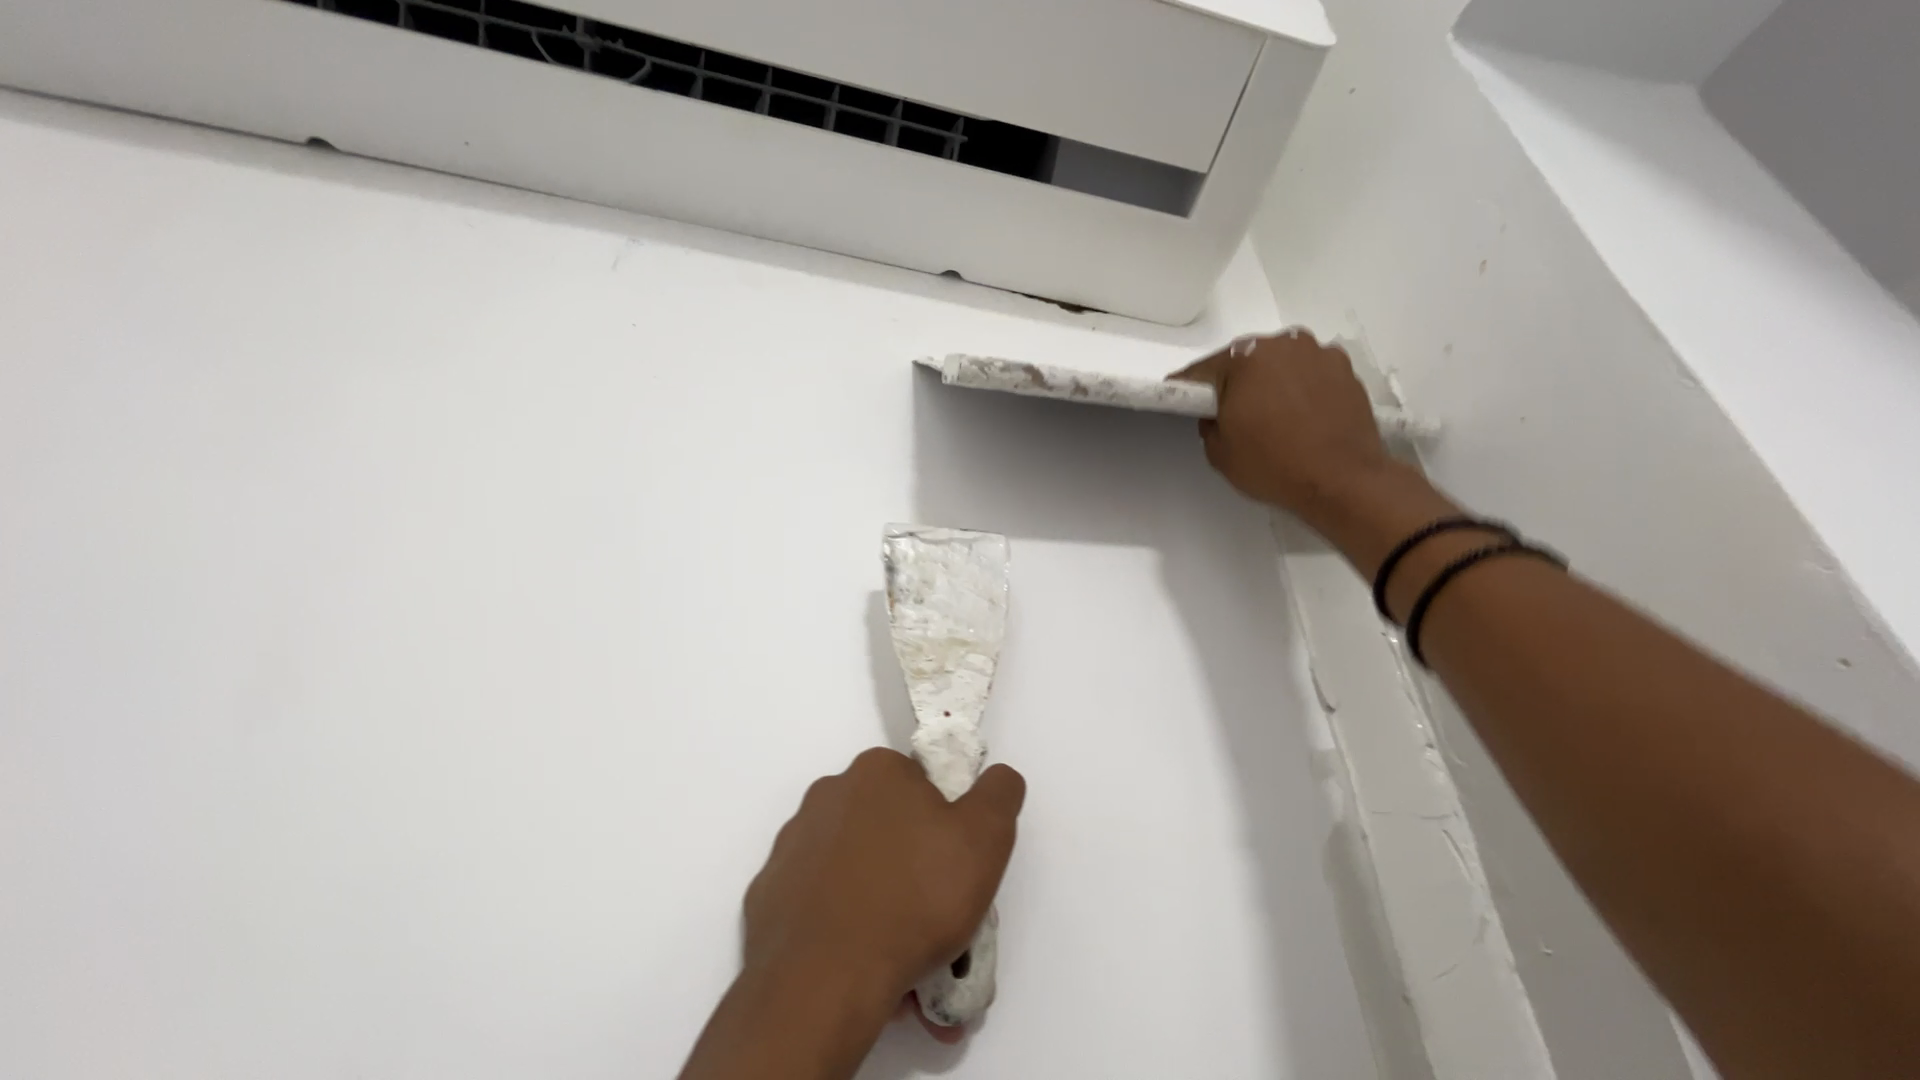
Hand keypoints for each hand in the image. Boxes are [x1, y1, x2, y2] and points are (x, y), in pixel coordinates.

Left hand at [679, 750, 1024, 1079]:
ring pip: (853, 868)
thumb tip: (997, 778)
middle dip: (912, 867)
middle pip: (885, 826)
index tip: (955, 870)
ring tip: (903, 955)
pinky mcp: (769, 895)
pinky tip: (862, 962)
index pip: (921, 786)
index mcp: (876, 772)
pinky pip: (819, 903)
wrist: (824, 978)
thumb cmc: (915, 898)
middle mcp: (827, 796)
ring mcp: (791, 846)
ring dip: (879, 900)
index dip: (945, 826)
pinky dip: (843, 925)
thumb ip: (999, 793)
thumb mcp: (986, 838)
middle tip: (935, 919)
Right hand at [1169, 329, 1395, 523]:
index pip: (1204, 369)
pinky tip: (1303, 418)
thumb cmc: (1274, 465)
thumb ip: (1209, 424)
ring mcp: (1319, 354)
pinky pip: (1312, 374)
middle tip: (1234, 415)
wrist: (1342, 481)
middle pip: (1247, 360)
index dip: (1190, 387)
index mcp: (1244, 358)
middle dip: (1237, 382)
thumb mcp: (1219, 453)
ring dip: (1273, 382)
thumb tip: (1220, 414)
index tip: (1184, 399)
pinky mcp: (1346, 371)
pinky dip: (1303, 389)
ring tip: (1275, 417)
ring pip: (1282, 364)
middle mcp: (1282, 345)